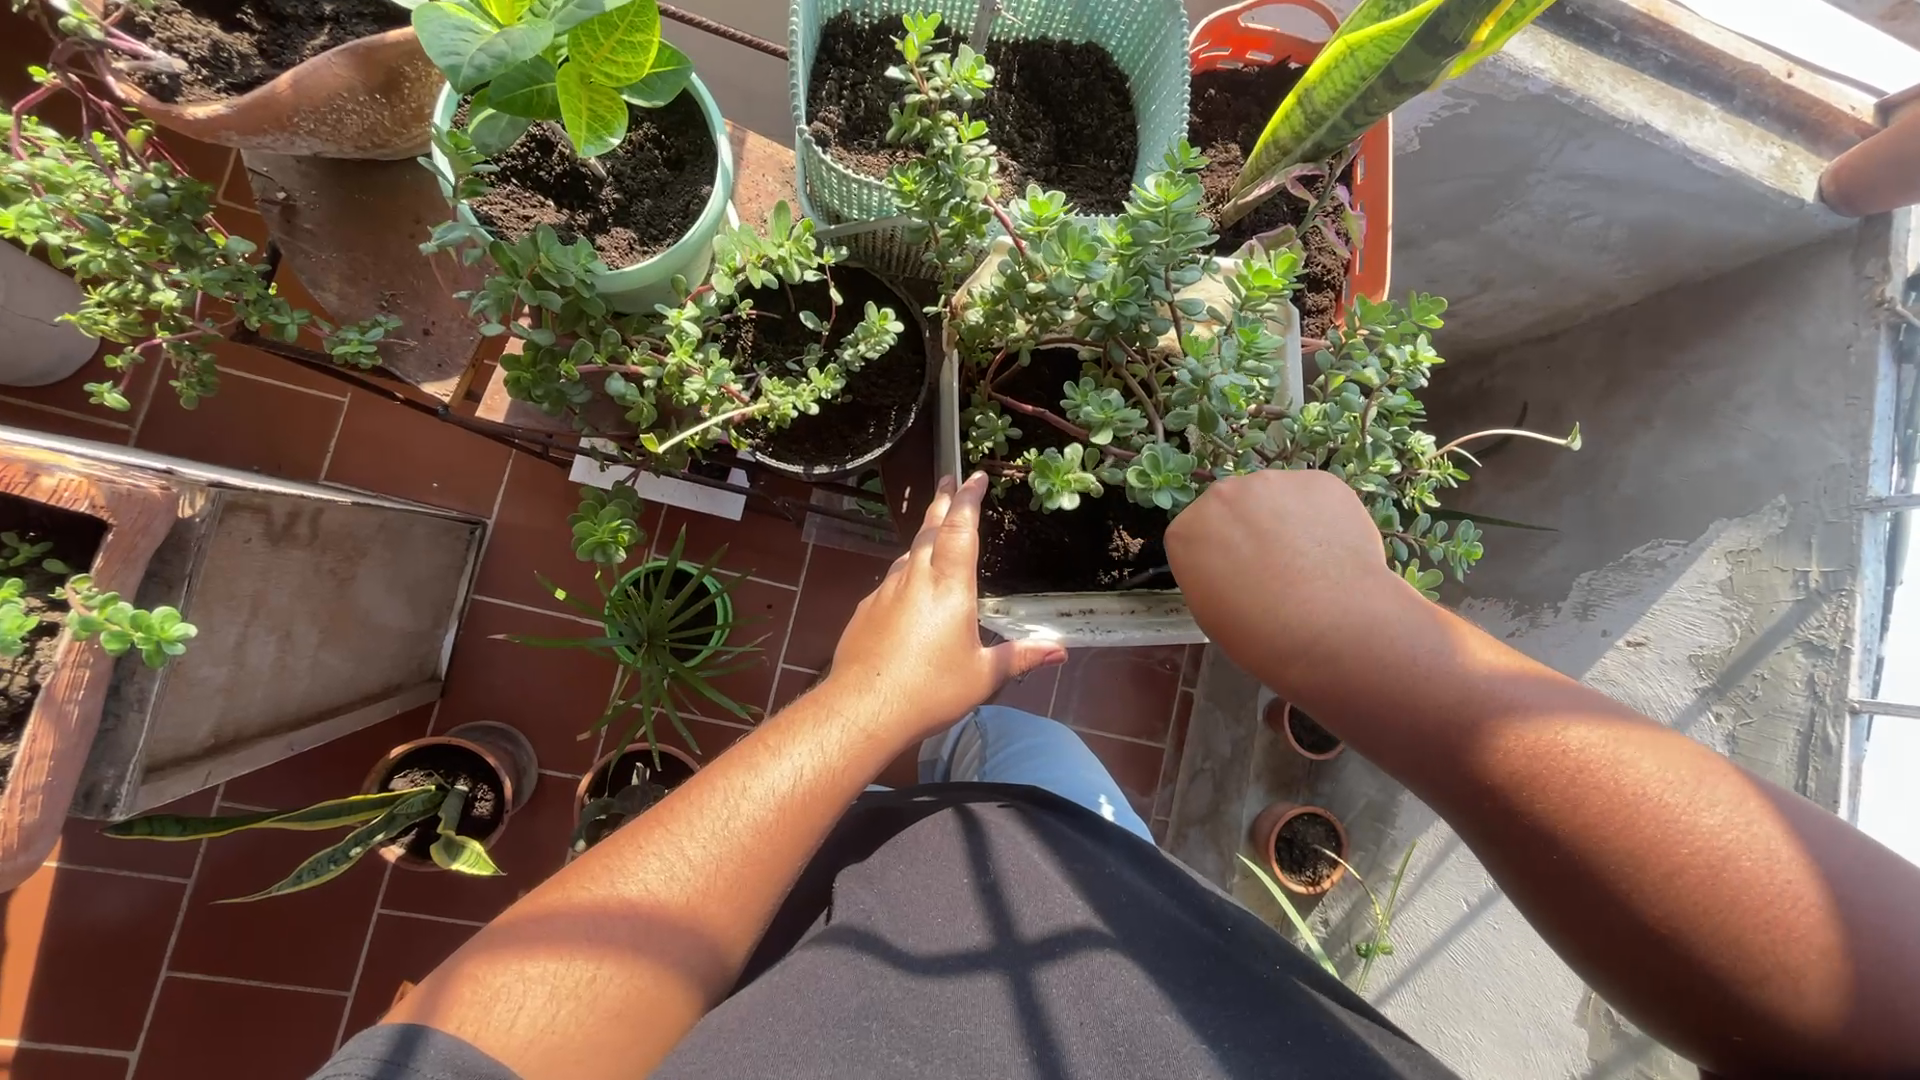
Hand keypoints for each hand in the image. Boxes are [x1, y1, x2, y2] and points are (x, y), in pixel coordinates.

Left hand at [825, 472, 1067, 751]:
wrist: (863, 708)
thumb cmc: (930, 691)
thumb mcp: (983, 676)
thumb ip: (1020, 657)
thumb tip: (1060, 651)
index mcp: (949, 587)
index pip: (960, 529)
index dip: (969, 500)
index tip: (975, 476)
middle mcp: (916, 578)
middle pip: (929, 529)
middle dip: (943, 502)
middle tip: (949, 479)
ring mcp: (886, 591)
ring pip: (908, 552)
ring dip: (924, 534)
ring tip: (934, 527)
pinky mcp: (867, 609)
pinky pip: (892, 578)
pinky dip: (906, 569)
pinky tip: (909, 583)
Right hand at [1165, 470, 1412, 657]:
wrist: (1334, 629)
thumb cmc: (1263, 636)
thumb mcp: (1211, 613)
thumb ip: (1209, 575)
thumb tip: (1234, 567)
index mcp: (1185, 531)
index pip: (1195, 536)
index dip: (1218, 558)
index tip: (1238, 579)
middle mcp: (1220, 495)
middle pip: (1231, 509)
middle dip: (1249, 531)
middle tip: (1275, 568)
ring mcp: (1271, 482)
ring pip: (1274, 498)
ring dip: (1284, 521)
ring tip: (1309, 561)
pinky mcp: (1318, 481)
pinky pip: (1313, 498)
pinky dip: (1322, 518)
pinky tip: (1333, 551)